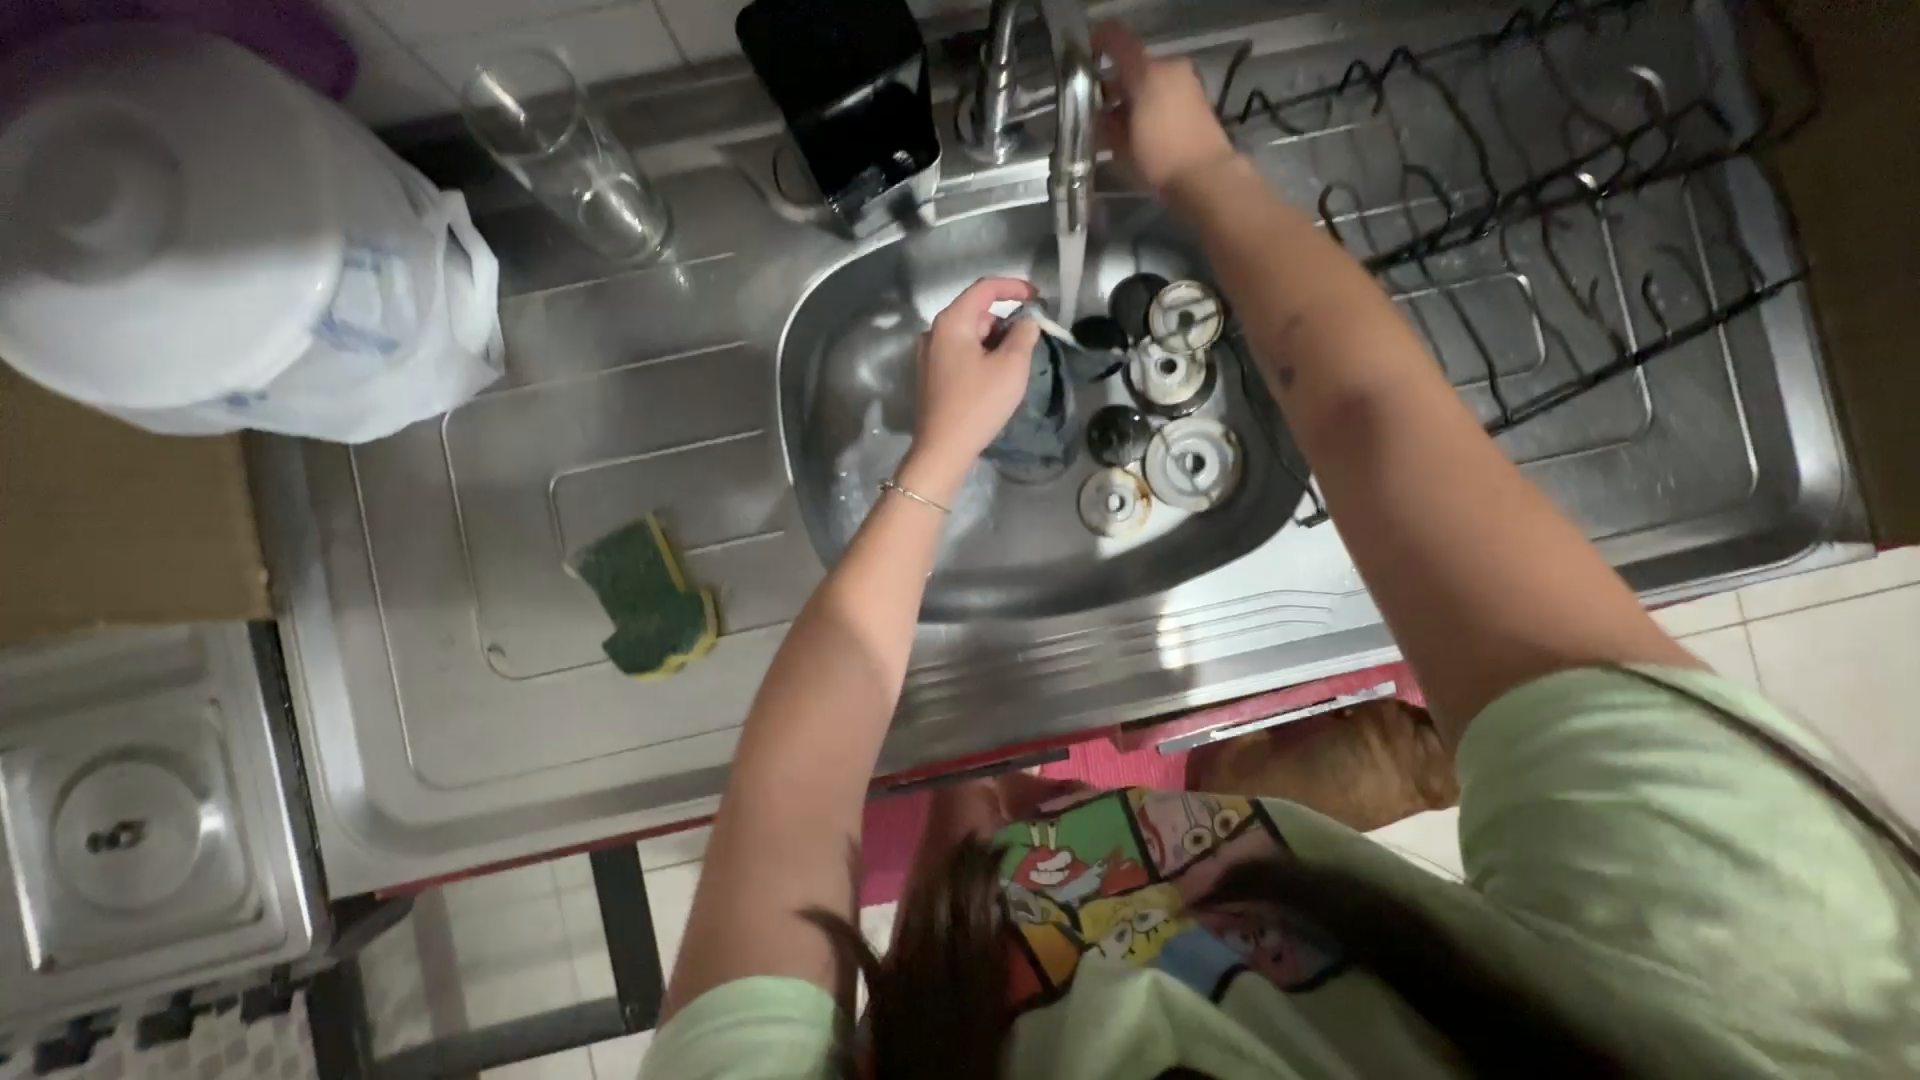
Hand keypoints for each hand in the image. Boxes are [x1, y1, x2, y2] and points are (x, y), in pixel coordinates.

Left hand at [900, 277, 1042, 499]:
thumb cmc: (978, 404)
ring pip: (969, 335)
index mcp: (951, 322)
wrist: (943, 449)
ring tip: (1014, 367)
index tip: (1038, 298)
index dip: (1014, 287)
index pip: (985, 288)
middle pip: (976, 313)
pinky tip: (994, 379)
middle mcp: (934, 332)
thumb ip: (1024, 335)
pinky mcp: (930, 376)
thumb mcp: (1011, 367)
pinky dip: (980, 356)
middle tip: (1029, 343)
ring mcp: (928, 355)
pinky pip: (960, 354)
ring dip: (994, 342)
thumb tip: (1027, 322)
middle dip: (1005, 323)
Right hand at [1093, 21, 1237, 193]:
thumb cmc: (1161, 152)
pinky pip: (1159, 101)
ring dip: (1124, 105)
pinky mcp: (1194, 107)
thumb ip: (1106, 119)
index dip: (1096, 44)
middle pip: (1131, 70)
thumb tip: (1097, 114)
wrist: (1204, 178)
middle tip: (1090, 114)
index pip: (1117, 40)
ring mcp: (1185, 87)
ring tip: (1106, 134)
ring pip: (1144, 88)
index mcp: (1152, 68)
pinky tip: (1129, 140)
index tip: (1079, 61)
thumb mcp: (1124, 136)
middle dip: (1108, 89)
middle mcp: (1170, 70)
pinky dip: (1143, 114)